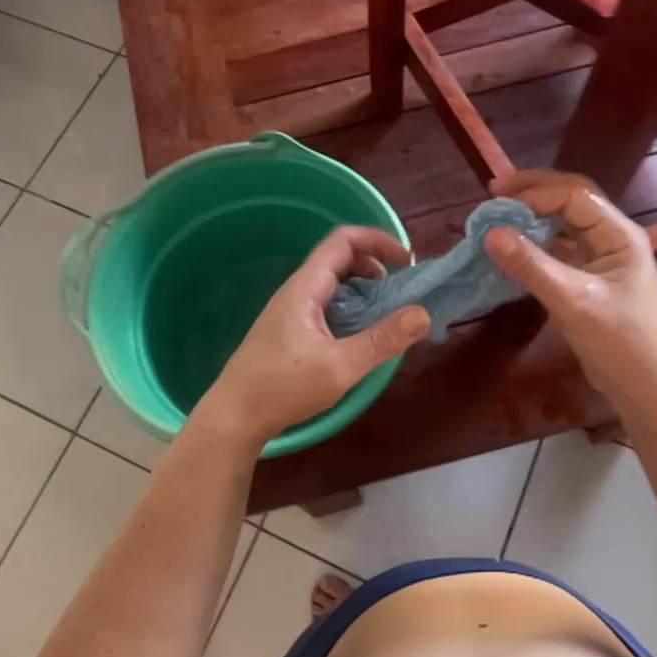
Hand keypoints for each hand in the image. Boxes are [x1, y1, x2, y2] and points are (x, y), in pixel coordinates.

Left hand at [190, 225, 429, 449]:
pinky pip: (327, 304)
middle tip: (402, 289)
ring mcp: (292, 311)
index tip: (408, 261)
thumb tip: (422, 314)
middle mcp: (297, 291)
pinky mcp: (290, 330)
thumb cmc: (282, 388)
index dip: (378, 240)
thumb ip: (382, 340)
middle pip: (340, 258)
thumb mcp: (339, 367)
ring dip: (364, 287)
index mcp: (306, 288)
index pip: (343, 240)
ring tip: (388, 311)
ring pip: (334, 283)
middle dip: (376, 264)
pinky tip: (363, 334)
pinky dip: (352, 307)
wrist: (234, 416)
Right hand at [484, 169, 656, 398]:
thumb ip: (532, 266)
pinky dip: (532, 247)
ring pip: (561, 227)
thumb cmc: (622, 343)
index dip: (535, 194)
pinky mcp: (586, 282)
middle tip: (493, 193)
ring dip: (530, 220)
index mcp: (619, 235)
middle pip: (569, 202)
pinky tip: (509, 251)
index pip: (574, 196)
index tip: (497, 202)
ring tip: (496, 218)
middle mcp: (610, 240)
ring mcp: (599, 261)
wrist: (649, 390)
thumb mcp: (574, 302)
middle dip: (532, 193)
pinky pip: (556, 252)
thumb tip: (490, 233)